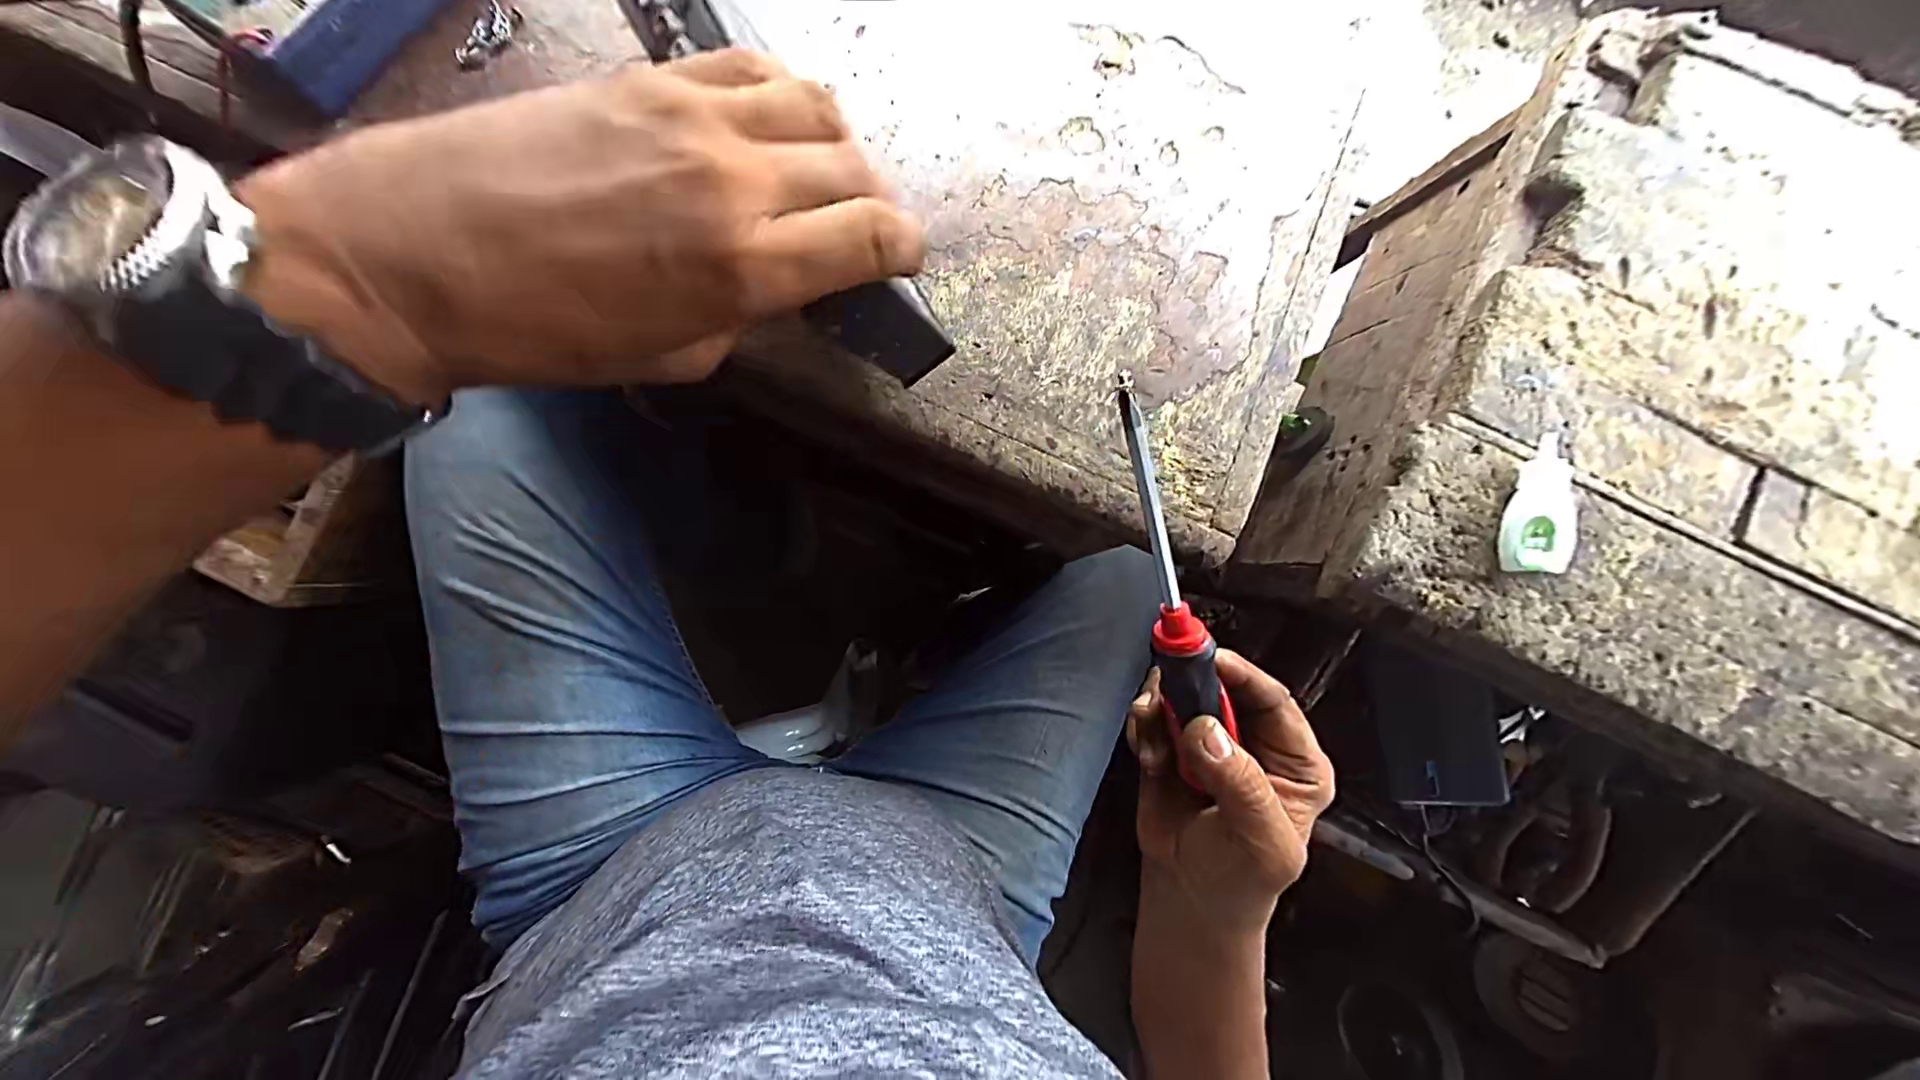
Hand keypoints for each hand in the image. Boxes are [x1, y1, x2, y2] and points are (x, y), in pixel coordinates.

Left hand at [235, 50, 923, 403]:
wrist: (415, 257)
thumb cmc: (554, 334)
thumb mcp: (681, 355)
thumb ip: (749, 313)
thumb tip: (784, 283)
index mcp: (746, 268)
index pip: (872, 237)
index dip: (906, 249)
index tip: (905, 260)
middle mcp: (735, 181)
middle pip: (855, 168)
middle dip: (877, 203)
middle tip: (864, 228)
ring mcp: (690, 116)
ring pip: (816, 104)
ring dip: (840, 144)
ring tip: (825, 173)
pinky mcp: (647, 80)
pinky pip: (750, 69)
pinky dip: (784, 96)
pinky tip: (772, 124)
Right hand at [1126, 649, 1334, 932]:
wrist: (1190, 899)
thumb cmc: (1241, 880)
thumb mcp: (1260, 840)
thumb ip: (1240, 783)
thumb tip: (1206, 731)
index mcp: (1292, 760)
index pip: (1272, 700)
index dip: (1241, 674)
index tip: (1209, 660)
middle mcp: (1251, 742)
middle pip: (1220, 688)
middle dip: (1189, 686)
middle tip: (1165, 688)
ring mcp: (1207, 742)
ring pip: (1180, 696)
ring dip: (1159, 710)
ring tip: (1155, 744)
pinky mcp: (1170, 746)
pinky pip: (1152, 717)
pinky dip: (1143, 729)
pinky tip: (1149, 759)